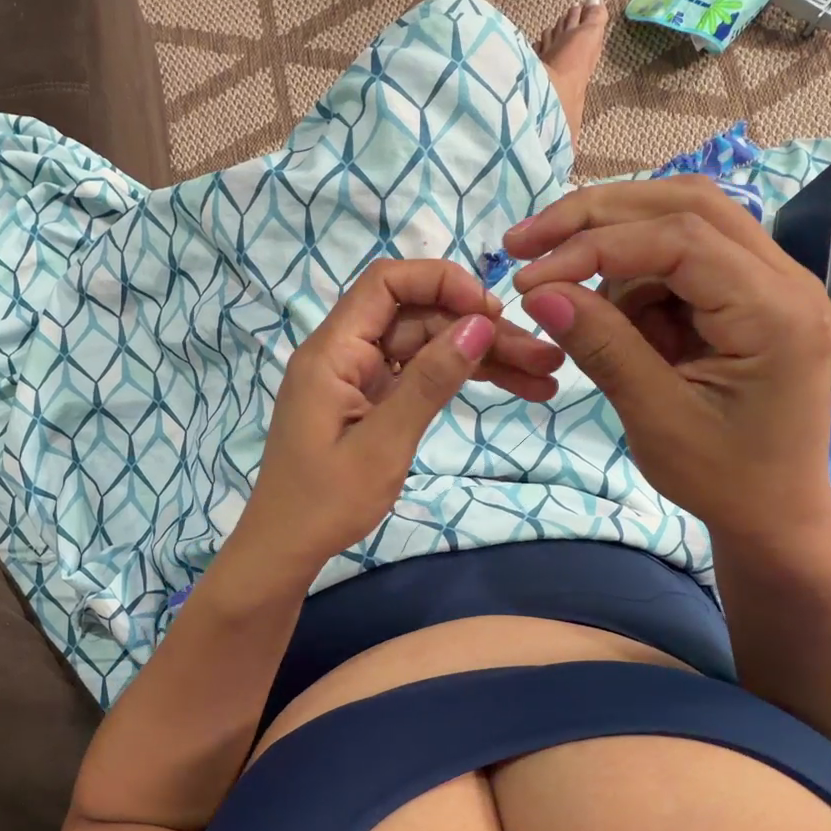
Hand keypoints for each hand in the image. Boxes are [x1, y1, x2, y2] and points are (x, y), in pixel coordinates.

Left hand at [235, 259, 563, 572]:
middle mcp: (342, 354)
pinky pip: (415, 376)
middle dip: (480, 331)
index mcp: (332, 352)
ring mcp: (355, 378)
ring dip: (480, 358)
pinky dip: (456, 381)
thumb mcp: (383, 444)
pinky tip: (510, 388)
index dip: (442, 282)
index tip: (491, 310)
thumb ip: (429, 381)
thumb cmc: (326, 502)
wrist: (285, 548)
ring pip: (424, 347)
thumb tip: (478, 323)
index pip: (386, 284)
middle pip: (416, 317)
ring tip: (545, 378)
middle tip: (545, 358)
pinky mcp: (366, 402)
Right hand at [503, 177, 830, 538]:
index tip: (529, 280)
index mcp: (774, 311)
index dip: (594, 246)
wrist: (774, 512)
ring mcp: (770, 282)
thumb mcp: (654, 417)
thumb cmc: (722, 477)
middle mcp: (784, 277)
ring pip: (682, 221)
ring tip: (557, 286)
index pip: (678, 239)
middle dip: (597, 216)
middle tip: (524, 241)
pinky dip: (630, 275)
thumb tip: (539, 292)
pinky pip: (681, 259)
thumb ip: (602, 346)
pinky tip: (602, 310)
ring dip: (611, 241)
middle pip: (685, 203)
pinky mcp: (748, 296)